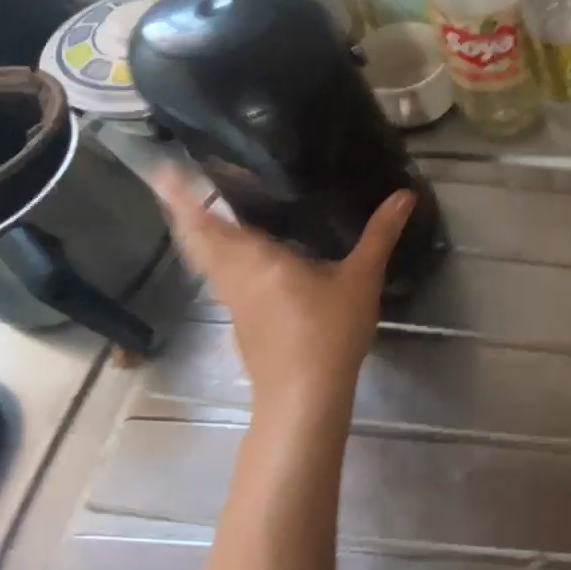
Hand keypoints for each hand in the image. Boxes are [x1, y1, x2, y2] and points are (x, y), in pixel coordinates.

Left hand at [154, 169, 414, 408]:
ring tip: (201, 212)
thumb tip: (405, 194)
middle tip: (175, 183)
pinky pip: (221, 280)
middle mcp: (235, 278)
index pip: (210, 224)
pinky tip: (241, 258)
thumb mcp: (362, 278)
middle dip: (184, 214)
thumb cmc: (329, 331)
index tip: (166, 172)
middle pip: (198, 242)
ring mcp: (234, 304)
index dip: (184, 200)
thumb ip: (380, 234)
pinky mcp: (242, 324)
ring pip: (207, 263)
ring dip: (199, 237)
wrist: (303, 397)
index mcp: (257, 260)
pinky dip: (219, 259)